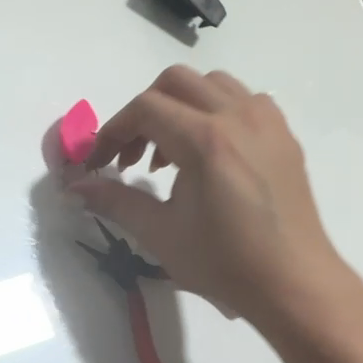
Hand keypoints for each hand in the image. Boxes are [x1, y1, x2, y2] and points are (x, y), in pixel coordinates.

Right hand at [70, 67, 362, 354]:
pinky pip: (240, 102)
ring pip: (210, 86)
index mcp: (205, 140)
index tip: (95, 165)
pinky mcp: (281, 134)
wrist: (289, 279)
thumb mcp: (159, 233)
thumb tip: (73, 187)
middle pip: (176, 83)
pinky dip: (209, 115)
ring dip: (176, 110)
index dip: (111, 132)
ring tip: (163, 159)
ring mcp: (266, 120)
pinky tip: (201, 159)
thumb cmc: (220, 261)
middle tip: (127, 158)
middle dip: (141, 114)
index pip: (145, 109)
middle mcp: (238, 116)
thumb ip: (115, 201)